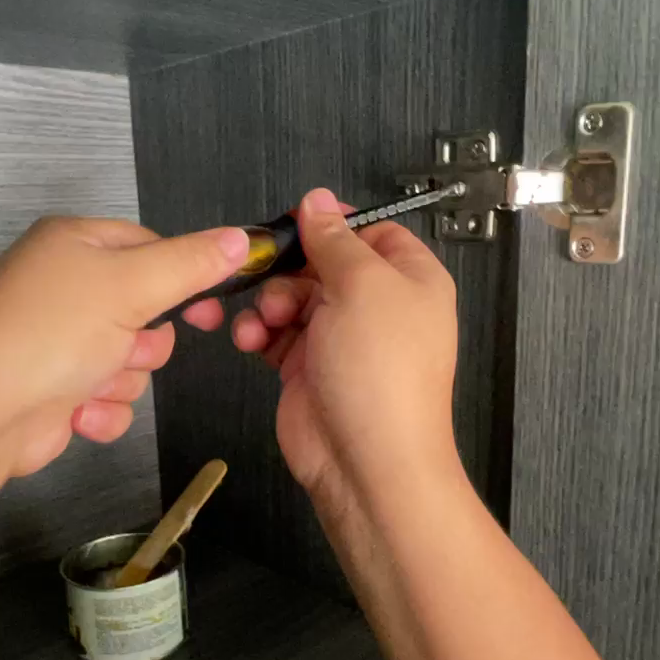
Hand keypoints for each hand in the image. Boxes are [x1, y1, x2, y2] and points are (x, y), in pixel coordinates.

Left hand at [0, 216, 247, 475]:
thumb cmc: (50, 334)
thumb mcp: (130, 286)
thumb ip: (191, 263)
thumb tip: (244, 238)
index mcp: (74, 244)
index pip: (151, 248)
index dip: (183, 279)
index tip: (208, 310)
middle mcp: (65, 286)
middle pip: (147, 310)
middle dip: (144, 342)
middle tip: (126, 348)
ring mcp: (58, 340)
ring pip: (133, 360)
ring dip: (122, 379)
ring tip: (90, 383)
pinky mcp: (56, 388)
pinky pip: (110, 396)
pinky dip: (102, 409)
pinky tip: (77, 413)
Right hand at [199, 188, 460, 503]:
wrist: (364, 459)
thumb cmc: (378, 370)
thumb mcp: (361, 285)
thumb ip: (334, 238)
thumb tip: (317, 200)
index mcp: (409, 278)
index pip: (372, 231)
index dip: (332, 223)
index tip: (295, 223)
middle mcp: (377, 305)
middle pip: (322, 263)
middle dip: (290, 269)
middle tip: (271, 279)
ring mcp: (340, 337)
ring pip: (292, 297)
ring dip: (269, 302)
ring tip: (265, 321)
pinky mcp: (307, 366)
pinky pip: (275, 333)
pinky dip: (259, 332)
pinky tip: (250, 340)